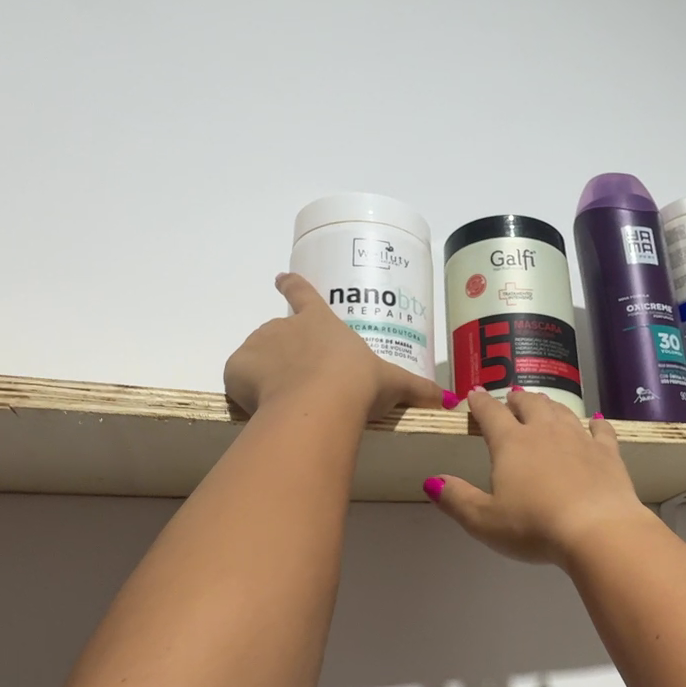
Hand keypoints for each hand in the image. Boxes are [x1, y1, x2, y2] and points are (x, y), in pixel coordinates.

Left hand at [224, 272, 444, 419]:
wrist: (320, 403)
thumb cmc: (359, 384)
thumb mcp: (393, 384)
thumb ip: (417, 389)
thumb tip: (448, 399)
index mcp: (321, 322)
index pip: (303, 294)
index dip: (292, 285)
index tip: (280, 277)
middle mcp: (286, 326)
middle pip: (278, 332)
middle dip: (285, 353)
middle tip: (301, 383)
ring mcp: (259, 344)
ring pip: (258, 357)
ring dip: (267, 374)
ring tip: (287, 402)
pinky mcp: (237, 367)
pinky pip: (239, 380)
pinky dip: (248, 393)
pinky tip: (266, 409)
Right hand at [425, 387, 661, 565]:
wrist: (597, 529)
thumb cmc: (534, 526)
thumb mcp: (484, 521)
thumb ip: (457, 499)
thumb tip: (433, 481)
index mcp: (511, 443)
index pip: (490, 413)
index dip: (480, 402)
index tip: (474, 394)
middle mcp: (545, 432)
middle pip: (529, 404)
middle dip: (517, 399)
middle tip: (511, 399)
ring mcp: (580, 439)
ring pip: (562, 412)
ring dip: (550, 406)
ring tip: (543, 405)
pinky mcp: (608, 452)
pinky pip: (601, 429)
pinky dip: (595, 423)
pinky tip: (595, 421)